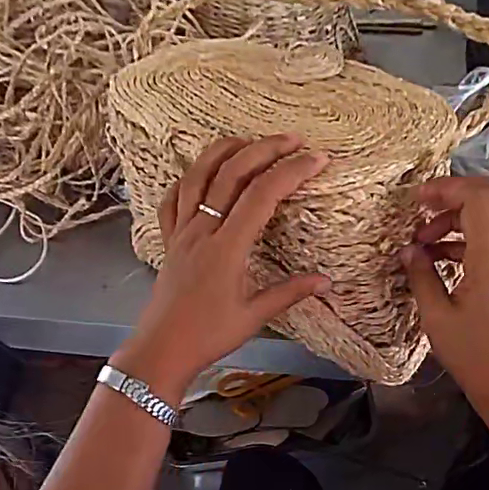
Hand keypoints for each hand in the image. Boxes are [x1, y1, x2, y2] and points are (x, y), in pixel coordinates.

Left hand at [112, 134, 330, 399]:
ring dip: (224, 151)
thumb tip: (326, 282)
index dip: (291, 172)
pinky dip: (188, 179)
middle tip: (293, 140)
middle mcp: (202, 232)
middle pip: (231, 174)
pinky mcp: (169, 241)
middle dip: (264, 149)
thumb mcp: (255, 316)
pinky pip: (173, 200)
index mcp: (226, 248)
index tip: (317, 160)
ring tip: (249, 140)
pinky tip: (200, 173)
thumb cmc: (208, 336)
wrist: (162, 349)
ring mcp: (181, 233)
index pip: (262, 196)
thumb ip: (290, 293)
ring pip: (197, 177)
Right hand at [398, 173, 488, 404]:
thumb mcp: (436, 317)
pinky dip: (471, 233)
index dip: (447, 189)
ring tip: (426, 240)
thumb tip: (408, 251)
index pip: (479, 200)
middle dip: (460, 189)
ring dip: (462, 213)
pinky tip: (441, 256)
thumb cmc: (472, 354)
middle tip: (426, 205)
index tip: (416, 200)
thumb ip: (421, 276)